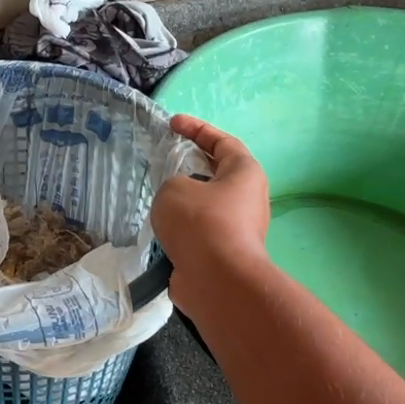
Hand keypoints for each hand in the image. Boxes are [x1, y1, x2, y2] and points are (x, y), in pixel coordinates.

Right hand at [151, 114, 271, 296]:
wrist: (217, 280)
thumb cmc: (200, 223)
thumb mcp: (174, 188)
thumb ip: (173, 182)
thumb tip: (180, 198)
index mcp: (245, 173)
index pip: (222, 141)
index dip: (197, 129)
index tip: (173, 124)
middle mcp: (248, 198)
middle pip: (218, 173)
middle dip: (191, 164)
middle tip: (165, 158)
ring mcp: (238, 227)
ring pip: (207, 204)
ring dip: (184, 198)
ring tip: (156, 194)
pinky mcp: (224, 252)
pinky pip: (199, 230)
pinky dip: (181, 225)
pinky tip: (160, 226)